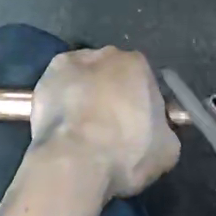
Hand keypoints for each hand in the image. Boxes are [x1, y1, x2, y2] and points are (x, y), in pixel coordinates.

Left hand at [29, 47, 179, 198]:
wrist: (75, 162)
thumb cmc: (124, 153)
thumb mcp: (165, 150)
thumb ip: (165, 131)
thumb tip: (160, 131)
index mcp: (138, 65)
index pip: (143, 81)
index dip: (140, 105)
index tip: (135, 127)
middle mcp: (109, 54)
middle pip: (113, 74)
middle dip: (112, 94)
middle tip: (108, 127)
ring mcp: (77, 61)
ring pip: (86, 76)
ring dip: (86, 93)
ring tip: (80, 129)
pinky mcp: (50, 74)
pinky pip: (61, 83)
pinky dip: (62, 97)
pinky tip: (62, 121)